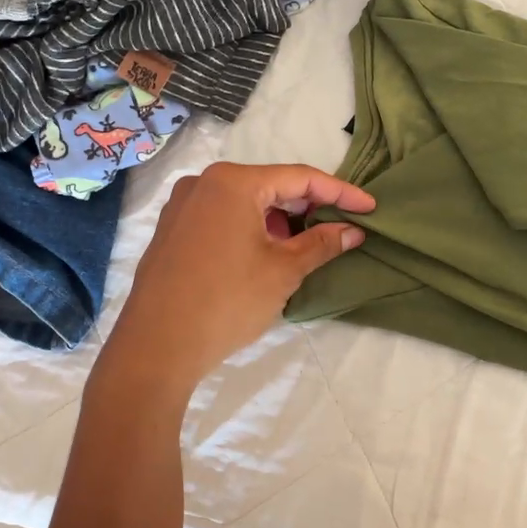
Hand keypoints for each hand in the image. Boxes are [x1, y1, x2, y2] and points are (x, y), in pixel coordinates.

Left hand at [100, 162, 373, 395]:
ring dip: (282, 220)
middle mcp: (203, 183)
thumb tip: (353, 230)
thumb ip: (322, 243)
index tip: (371, 208)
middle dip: (310, 206)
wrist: (155, 349)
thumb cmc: (226, 302)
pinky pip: (225, 217)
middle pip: (272, 185)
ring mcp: (183, 206)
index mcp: (233, 182)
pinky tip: (270, 254)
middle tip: (343, 227)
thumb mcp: (284, 271)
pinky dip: (253, 228)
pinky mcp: (172, 231)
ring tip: (309, 245)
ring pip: (248, 202)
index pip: (301, 178)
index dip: (341, 192)